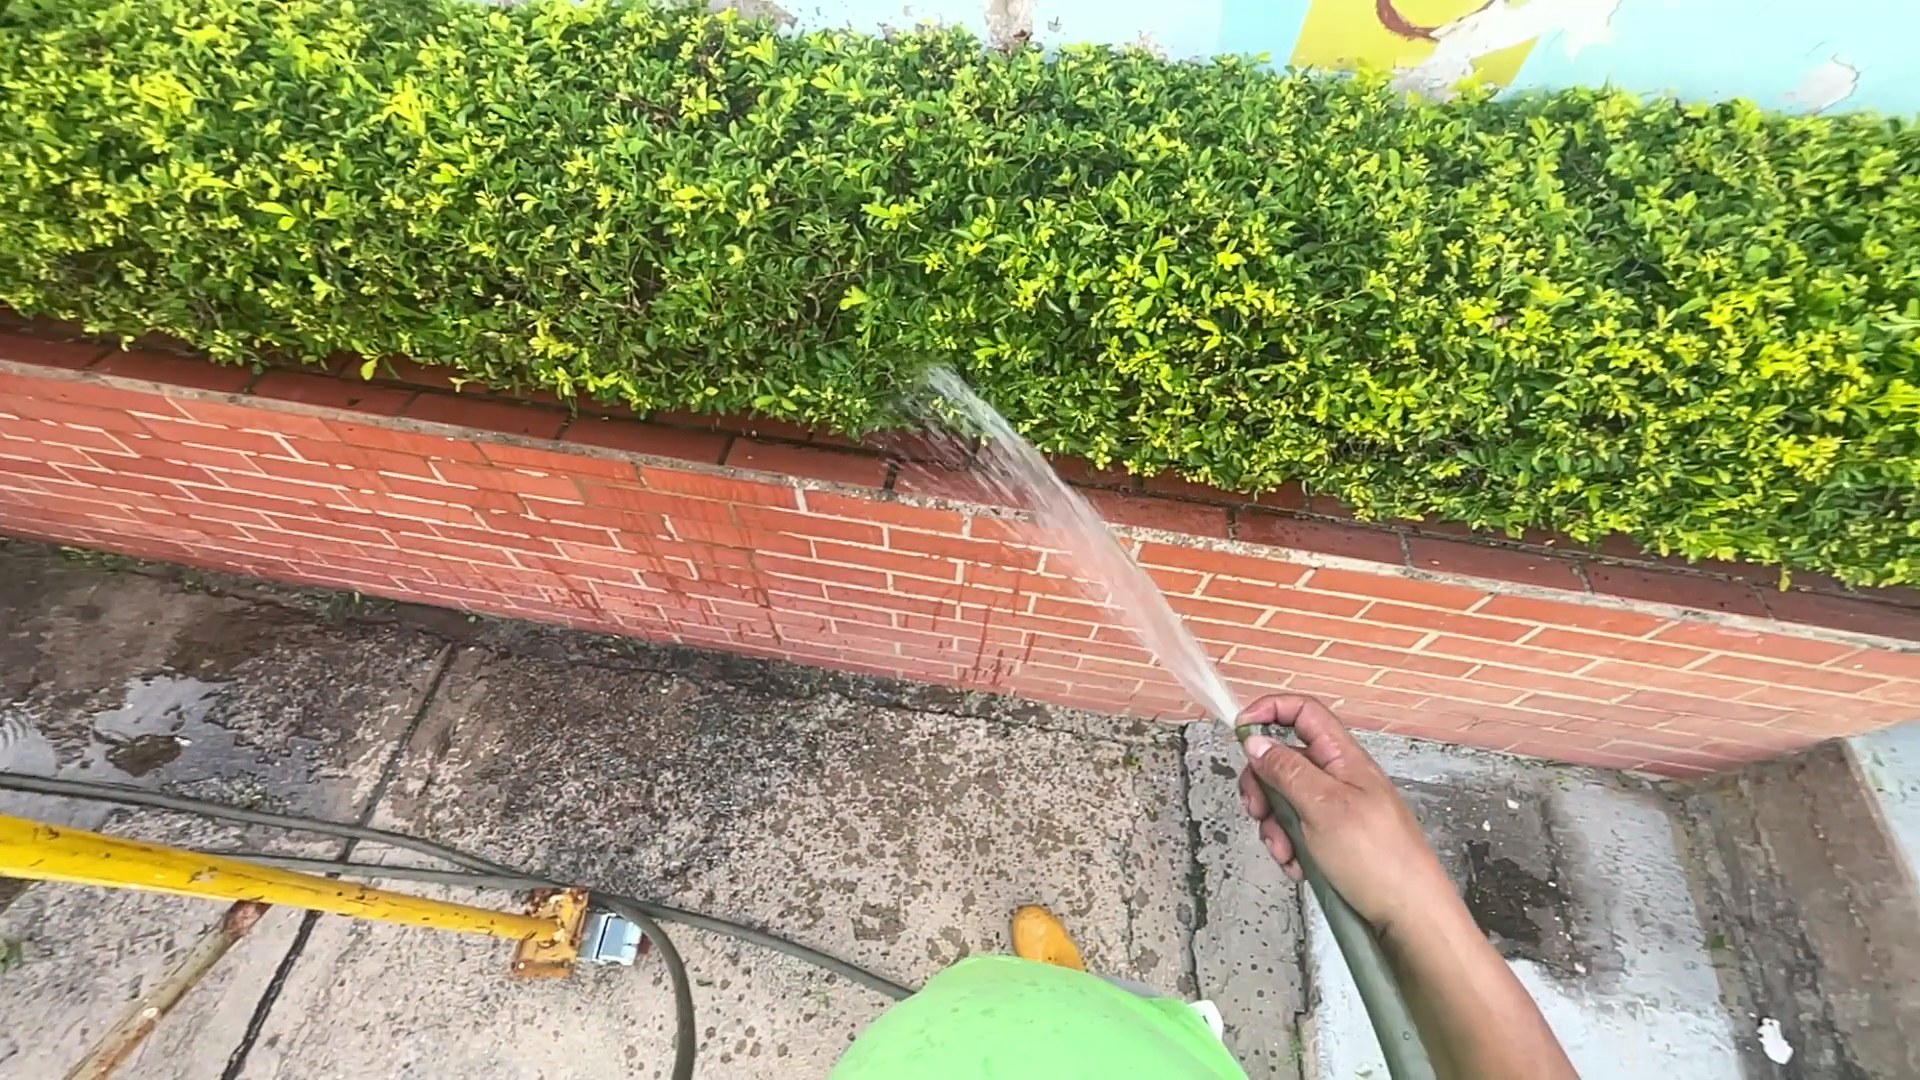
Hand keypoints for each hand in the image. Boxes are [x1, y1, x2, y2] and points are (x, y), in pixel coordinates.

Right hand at [1237, 694, 1461, 939]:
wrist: (1413, 922)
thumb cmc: (1376, 859)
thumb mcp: (1323, 807)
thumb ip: (1286, 770)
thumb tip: (1254, 742)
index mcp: (1343, 758)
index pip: (1302, 711)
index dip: (1269, 710)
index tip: (1240, 732)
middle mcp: (1338, 777)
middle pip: (1283, 757)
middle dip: (1261, 783)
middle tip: (1256, 810)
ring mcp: (1335, 808)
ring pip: (1284, 797)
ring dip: (1273, 823)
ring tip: (1283, 851)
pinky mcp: (1332, 838)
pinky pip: (1294, 828)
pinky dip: (1287, 844)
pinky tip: (1296, 865)